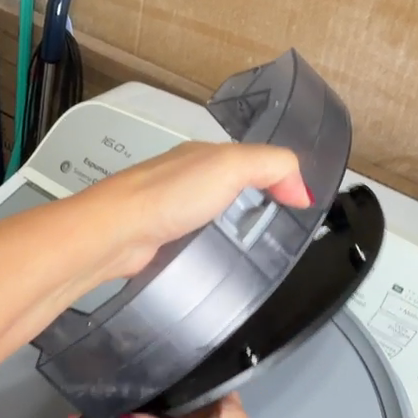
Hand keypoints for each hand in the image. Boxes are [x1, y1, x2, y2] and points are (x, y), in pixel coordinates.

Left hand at [73, 142, 310, 279]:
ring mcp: (171, 210)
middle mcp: (185, 179)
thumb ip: (273, 166)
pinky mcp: (161, 240)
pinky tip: (223, 262)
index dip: (280, 178)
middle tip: (285, 232)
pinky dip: (213, 249)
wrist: (116, 232)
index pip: (252, 160)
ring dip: (235, 231)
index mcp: (203, 155)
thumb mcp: (232, 165)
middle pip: (233, 189)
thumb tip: (301, 189)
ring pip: (214, 217)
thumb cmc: (168, 195)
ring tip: (261, 253)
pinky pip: (197, 241)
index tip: (302, 205)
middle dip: (259, 207)